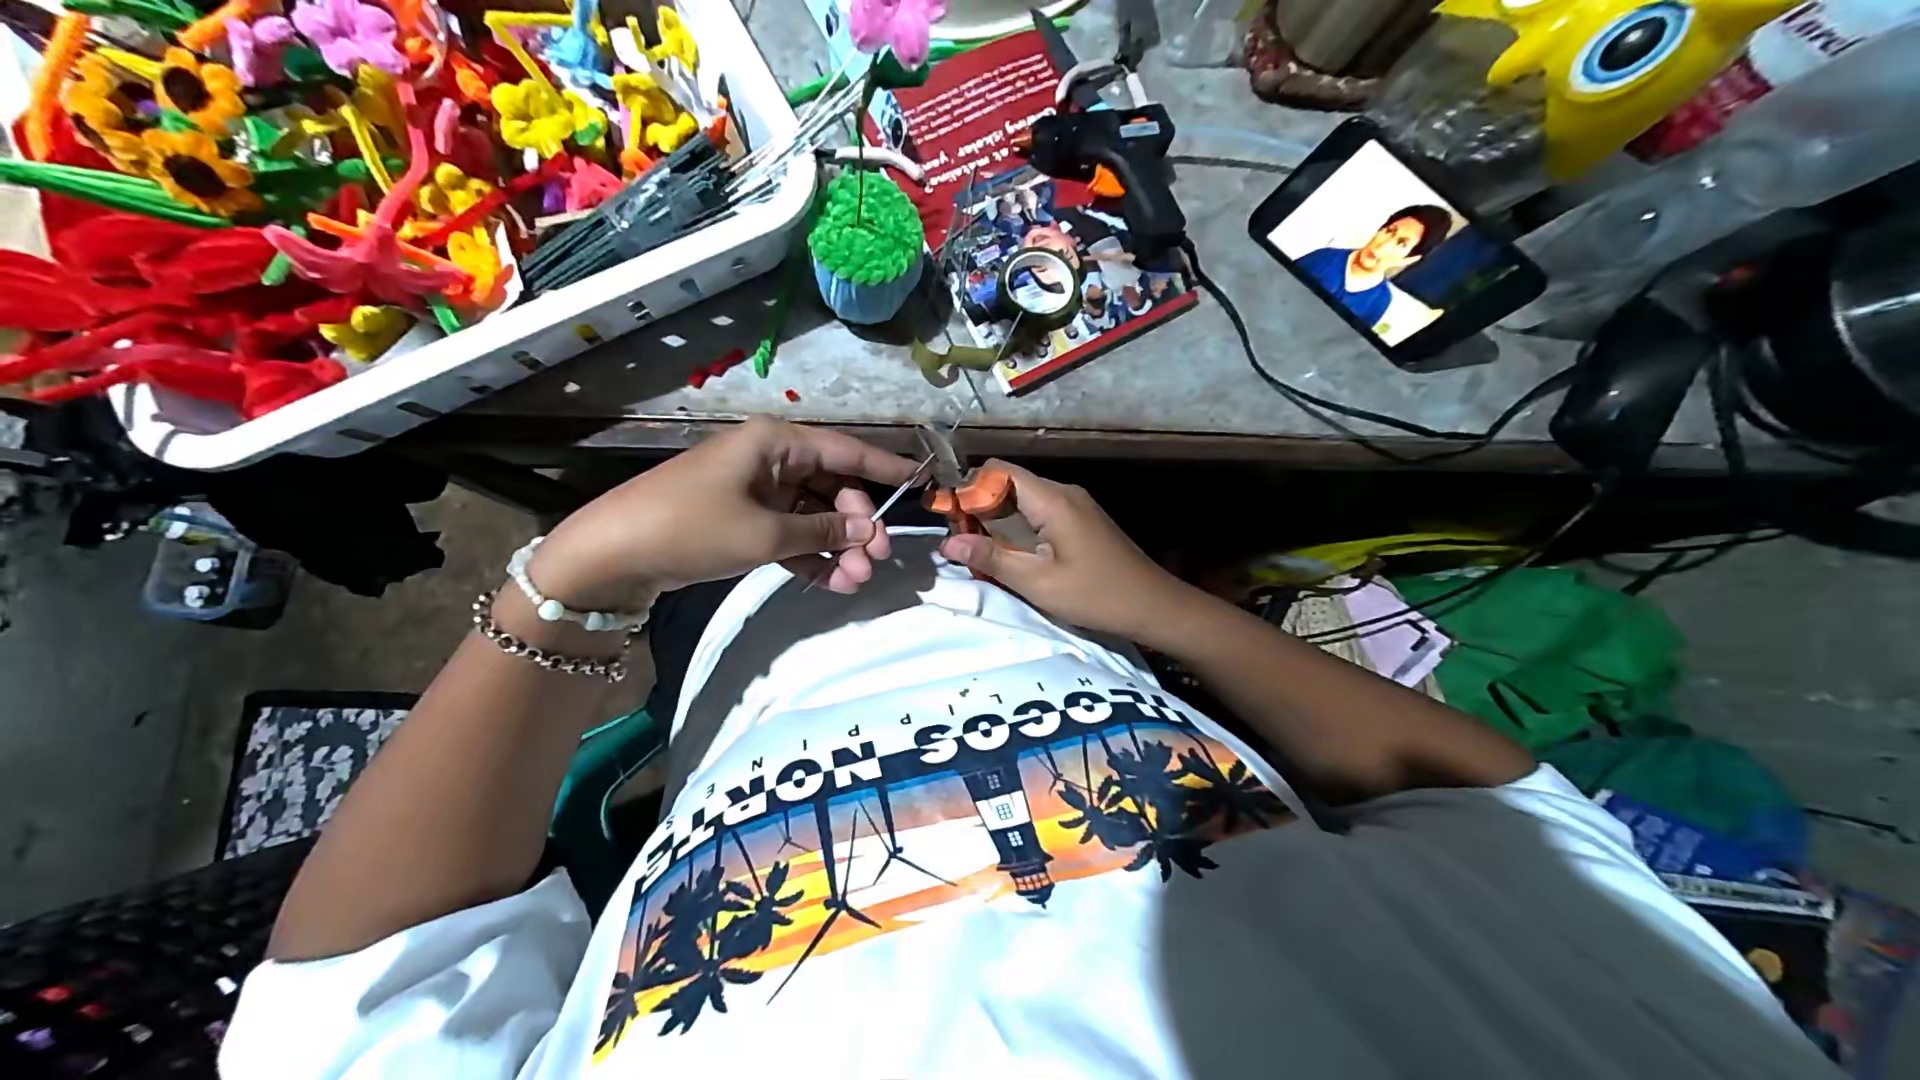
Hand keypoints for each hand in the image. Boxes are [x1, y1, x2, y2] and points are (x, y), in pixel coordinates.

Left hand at [528, 417, 919, 609]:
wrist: (614, 554)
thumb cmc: (694, 526)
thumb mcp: (766, 532)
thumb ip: (824, 529)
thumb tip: (870, 529)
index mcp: (777, 442)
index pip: (845, 450)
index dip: (886, 468)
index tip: (922, 482)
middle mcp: (772, 460)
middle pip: (833, 487)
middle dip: (859, 524)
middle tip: (878, 559)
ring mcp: (759, 491)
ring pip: (815, 515)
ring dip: (838, 546)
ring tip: (856, 580)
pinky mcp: (747, 521)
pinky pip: (793, 534)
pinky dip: (812, 556)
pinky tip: (833, 582)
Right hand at [938, 461, 1192, 641]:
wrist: (1153, 605)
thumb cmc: (1095, 594)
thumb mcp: (1038, 582)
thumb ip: (992, 558)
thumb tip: (948, 542)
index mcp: (1052, 499)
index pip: (998, 471)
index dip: (969, 488)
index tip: (950, 518)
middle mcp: (1063, 492)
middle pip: (1009, 483)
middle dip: (979, 507)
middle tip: (960, 540)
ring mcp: (1075, 504)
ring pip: (1023, 498)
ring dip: (998, 519)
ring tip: (980, 550)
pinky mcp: (1081, 519)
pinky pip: (1040, 511)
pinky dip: (1018, 526)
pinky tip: (1012, 553)